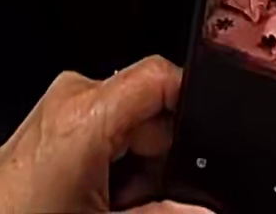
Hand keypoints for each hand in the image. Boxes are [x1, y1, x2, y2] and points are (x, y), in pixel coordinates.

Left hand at [0, 56, 210, 213]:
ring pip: (131, 123)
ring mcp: (62, 104)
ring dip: (145, 166)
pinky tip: (108, 200)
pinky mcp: (56, 119)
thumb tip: (211, 207)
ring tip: (123, 207)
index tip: (219, 141)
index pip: (161, 75)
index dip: (197, 102)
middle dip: (169, 156)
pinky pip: (107, 129)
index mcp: (87, 110)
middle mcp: (73, 94)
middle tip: (161, 202)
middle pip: (151, 107)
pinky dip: (121, 164)